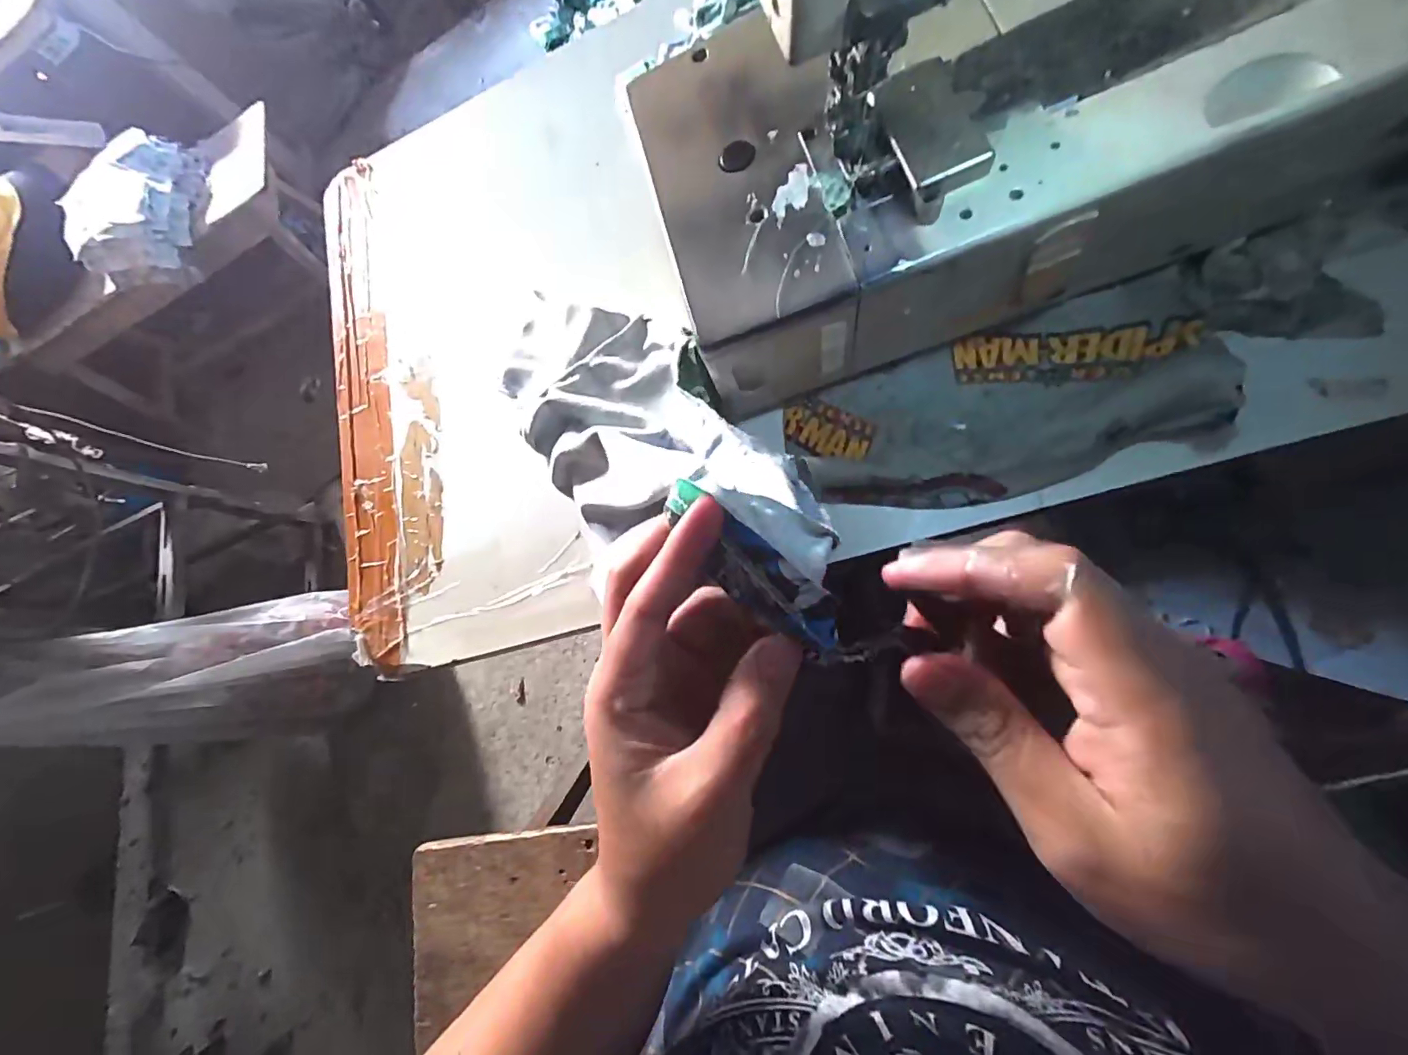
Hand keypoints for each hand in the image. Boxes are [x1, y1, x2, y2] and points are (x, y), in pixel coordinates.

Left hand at [585, 497, 802, 934]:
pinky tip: (787, 616)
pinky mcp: (697, 691)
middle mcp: (638, 669)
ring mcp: (668, 678)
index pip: (643, 604)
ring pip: (694, 610)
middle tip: (739, 517)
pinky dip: (753, 625)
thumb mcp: (712, 788)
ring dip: (735, 588)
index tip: (709, 507)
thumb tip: (785, 641)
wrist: (653, 900)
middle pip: (649, 587)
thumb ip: (750, 714)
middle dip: (687, 548)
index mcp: (621, 688)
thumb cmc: (668, 851)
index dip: (676, 552)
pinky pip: (723, 642)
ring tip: (782, 567)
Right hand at [882, 531, 1383, 999]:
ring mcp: (1160, 656)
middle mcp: (1153, 645)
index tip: (900, 577)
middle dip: (969, 571)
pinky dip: (1017, 628)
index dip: (971, 564)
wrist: (1326, 933)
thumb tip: (917, 666)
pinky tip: (984, 660)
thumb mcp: (1071, 829)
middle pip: (1054, 569)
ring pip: (1061, 592)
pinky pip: (1077, 628)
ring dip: (989, 597)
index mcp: (1139, 679)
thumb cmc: (1195, 893)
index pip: (1055, 578)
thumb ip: (994, 735)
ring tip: (928, 631)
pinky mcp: (1157, 675)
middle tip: (905, 606)